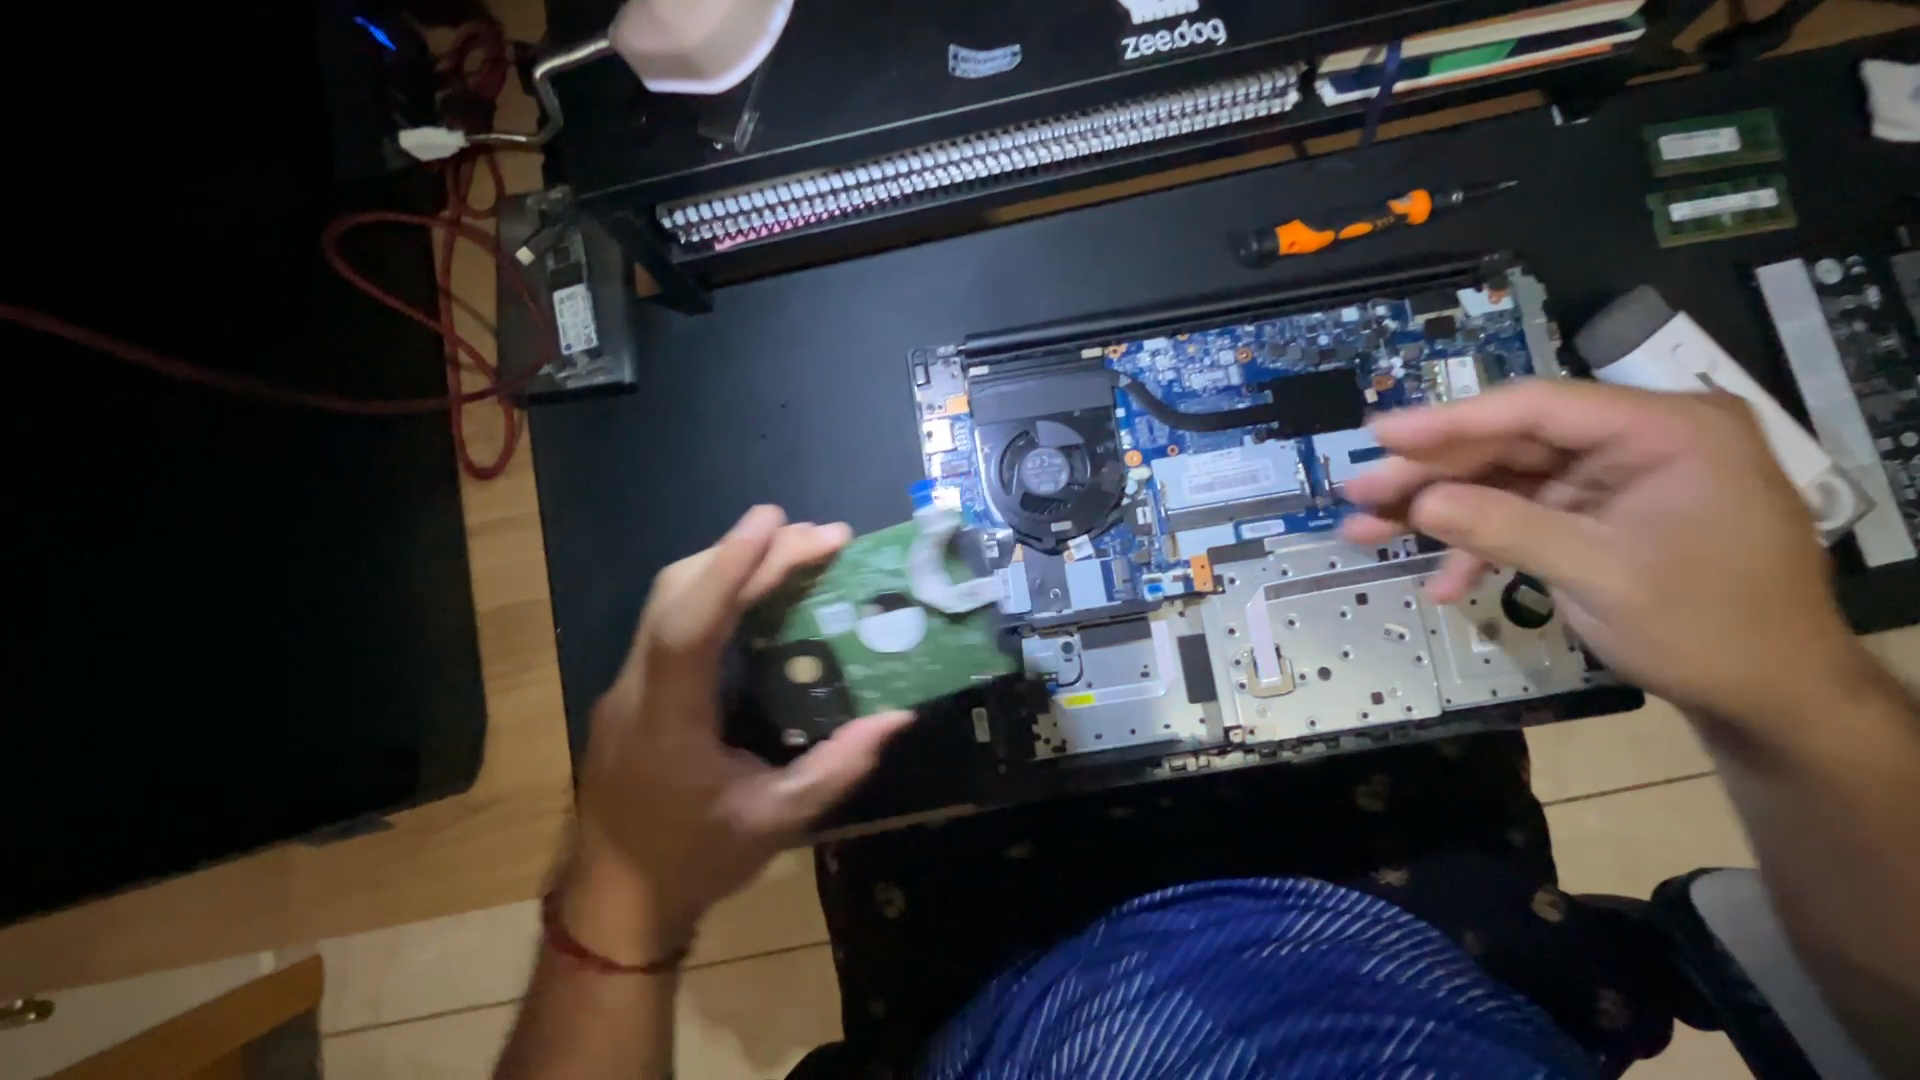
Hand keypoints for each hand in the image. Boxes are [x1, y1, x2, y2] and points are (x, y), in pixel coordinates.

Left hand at [562, 506, 913, 963]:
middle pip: (676, 594)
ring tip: (798, 549)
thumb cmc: (695, 861)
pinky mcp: (632, 687)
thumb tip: (898, 716)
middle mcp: (637, 690)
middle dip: (746, 551)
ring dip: (730, 563)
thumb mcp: (779, 823)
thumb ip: (839, 767)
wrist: (613, 898)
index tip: (775, 523)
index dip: (728, 569)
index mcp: (668, 725)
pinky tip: (760, 591)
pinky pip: (671, 618)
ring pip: (667, 598)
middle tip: (822, 536)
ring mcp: (626, 685)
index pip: (687, 629)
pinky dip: (718, 589)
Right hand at [1341, 379, 1859, 728]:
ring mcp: (1613, 481)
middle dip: (1430, 475)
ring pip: (1503, 481)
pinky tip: (1443, 583)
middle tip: (1357, 494)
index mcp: (1664, 430)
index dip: (1449, 421)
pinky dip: (1478, 548)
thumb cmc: (1708, 626)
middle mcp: (1635, 442)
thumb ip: (1503, 528)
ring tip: (1364, 531)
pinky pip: (1521, 518)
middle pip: (1509, 445)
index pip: (1537, 409)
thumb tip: (1417, 504)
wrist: (1771, 696)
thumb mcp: (1598, 574)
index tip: (1378, 435)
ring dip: (1438, 513)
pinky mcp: (1595, 517)